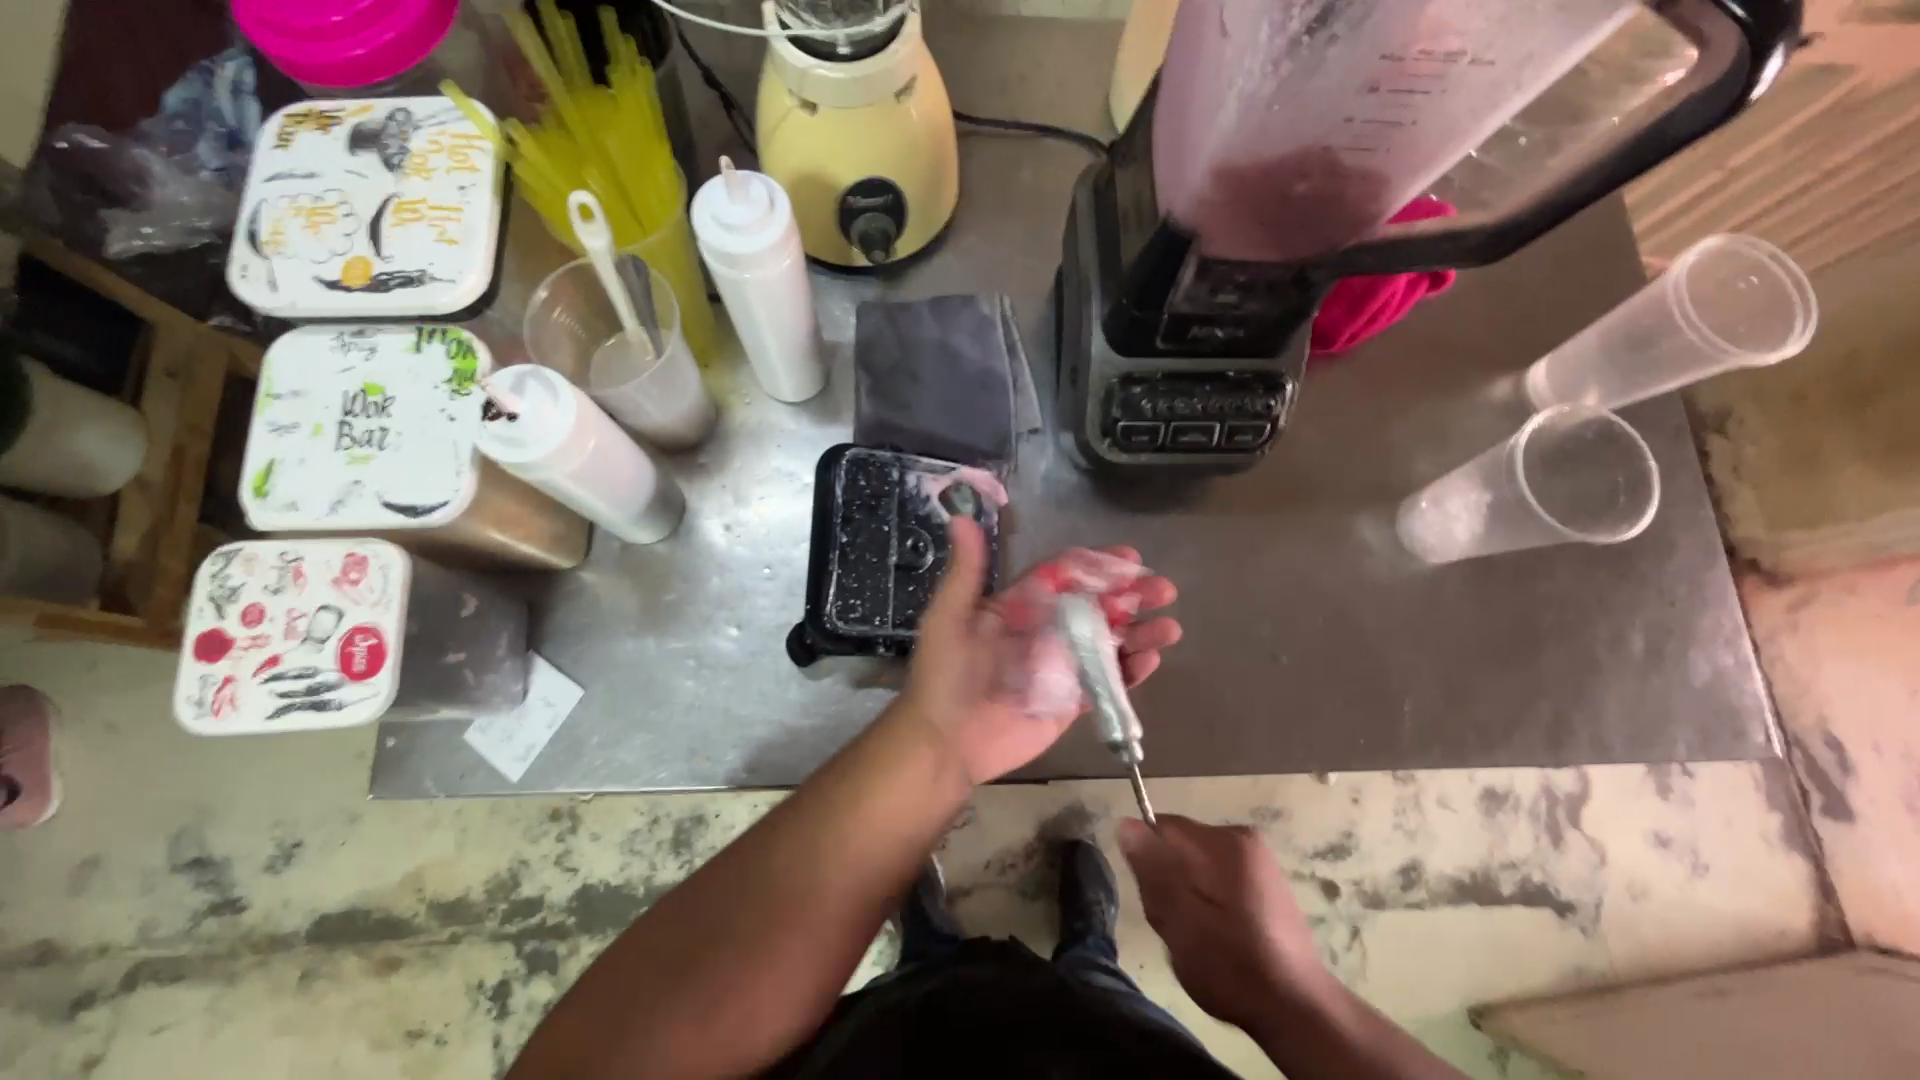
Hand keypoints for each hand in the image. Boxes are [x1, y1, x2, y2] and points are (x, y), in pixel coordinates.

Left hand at [894, 518, 1180, 785]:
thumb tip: (959, 517)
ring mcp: (1061, 667)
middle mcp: (1045, 631)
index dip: (1097, 565)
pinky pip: (1107, 682)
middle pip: (1096, 607)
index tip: (1131, 557)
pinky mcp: (1071, 701)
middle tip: (1164, 589)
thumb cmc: (944, 675)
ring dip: (1140, 632)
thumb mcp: (949, 617)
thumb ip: (966, 571)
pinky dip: (1130, 671)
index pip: (1064, 577)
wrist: (945, 741)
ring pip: (1109, 642)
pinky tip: (1151, 659)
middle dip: (1131, 596)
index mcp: (1018, 607)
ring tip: (1170, 627)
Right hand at [1119, 815, 1340, 1032]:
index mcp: (1223, 842)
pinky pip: (1214, 878)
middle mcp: (1241, 838)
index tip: (1158, 903)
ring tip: (1199, 938)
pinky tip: (1218, 937)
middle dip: (1168, 882)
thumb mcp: (1181, 922)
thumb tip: (1126, 823)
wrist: (1297, 1008)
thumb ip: (1153, 870)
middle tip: (1180, 928)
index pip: (1160, 829)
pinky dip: (1207, 903)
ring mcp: (1256, 859)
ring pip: (1193, 865)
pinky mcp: (1263, 881)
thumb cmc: (1234, 967)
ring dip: (1185, 896)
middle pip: (1177, 847)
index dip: (1149, 865)